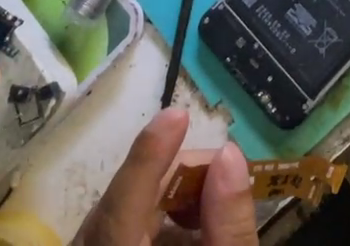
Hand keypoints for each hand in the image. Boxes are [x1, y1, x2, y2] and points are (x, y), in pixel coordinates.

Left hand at [74, 108, 258, 245]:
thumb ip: (229, 225)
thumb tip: (230, 155)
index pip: (121, 211)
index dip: (148, 160)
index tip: (177, 115)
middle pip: (124, 203)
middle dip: (177, 179)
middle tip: (224, 182)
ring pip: (122, 213)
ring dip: (171, 201)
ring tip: (212, 217)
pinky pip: (119, 228)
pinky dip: (157, 222)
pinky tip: (191, 234)